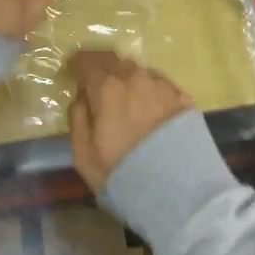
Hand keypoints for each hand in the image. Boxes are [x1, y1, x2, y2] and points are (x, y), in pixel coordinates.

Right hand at [68, 50, 193, 192]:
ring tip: (124, 96)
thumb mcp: (84, 156)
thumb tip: (80, 98)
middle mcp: (135, 77)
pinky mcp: (183, 96)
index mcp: (107, 88)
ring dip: (125, 77)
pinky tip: (148, 106)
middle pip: (113, 60)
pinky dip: (147, 88)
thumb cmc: (124, 176)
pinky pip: (158, 83)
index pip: (86, 62)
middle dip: (100, 66)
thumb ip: (77, 120)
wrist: (180, 193)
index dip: (76, 65)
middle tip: (95, 80)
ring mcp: (162, 84)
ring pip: (137, 70)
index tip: (72, 71)